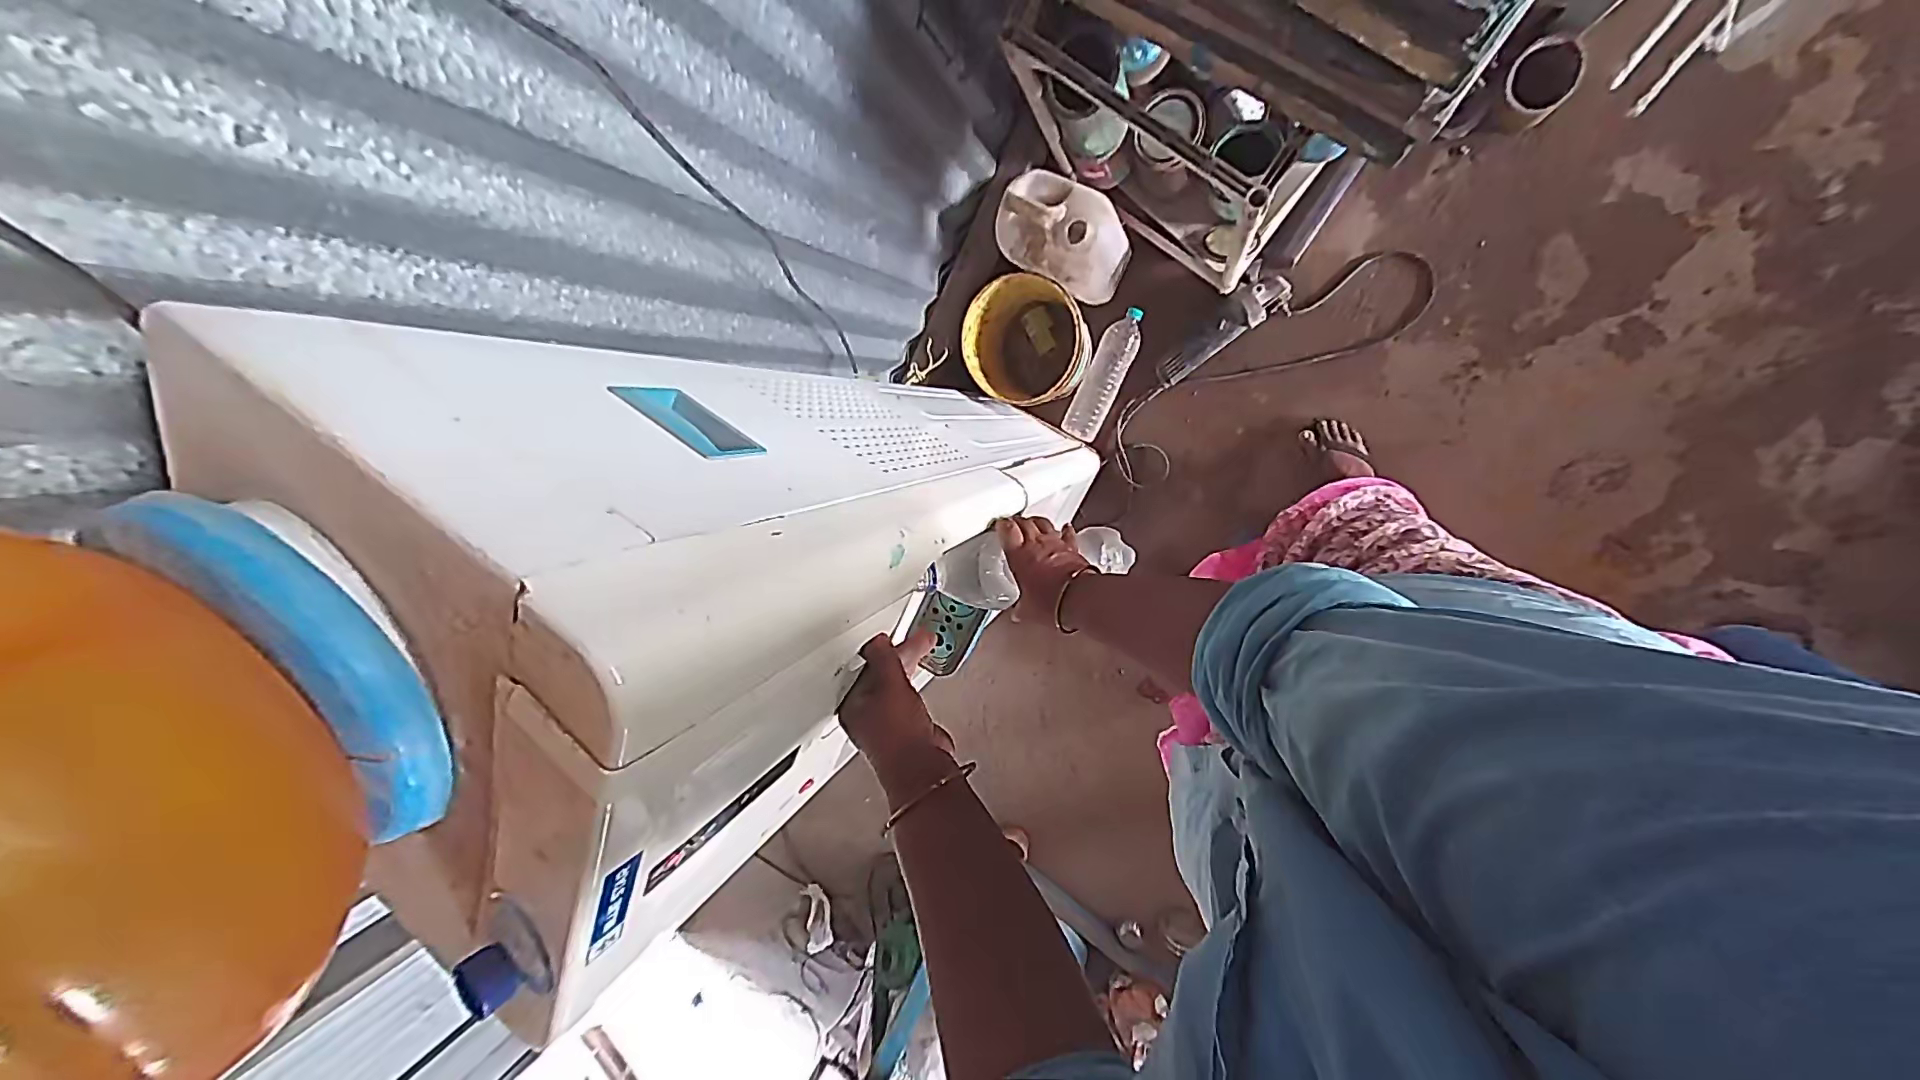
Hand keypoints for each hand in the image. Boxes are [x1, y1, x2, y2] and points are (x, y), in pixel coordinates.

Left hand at [839, 631, 954, 793]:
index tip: (892, 634)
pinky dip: (915, 683)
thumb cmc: (898, 735)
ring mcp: (886, 721)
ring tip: (922, 648)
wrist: (922, 766)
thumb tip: (878, 642)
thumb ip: (883, 659)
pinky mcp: (906, 727)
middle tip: (916, 639)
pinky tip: (920, 678)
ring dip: (908, 665)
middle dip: (898, 654)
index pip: (862, 666)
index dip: (878, 648)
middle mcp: (865, 713)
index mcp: (851, 704)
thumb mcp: (889, 684)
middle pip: (880, 674)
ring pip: (894, 683)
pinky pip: (908, 696)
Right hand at [995, 516, 1091, 627]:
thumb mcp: (1027, 608)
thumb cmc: (1050, 600)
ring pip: (1044, 523)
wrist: (1078, 598)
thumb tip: (1018, 614)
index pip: (1007, 530)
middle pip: (1025, 522)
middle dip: (1018, 521)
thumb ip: (1021, 608)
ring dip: (1037, 522)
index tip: (999, 525)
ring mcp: (1056, 544)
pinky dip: (1064, 531)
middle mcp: (1037, 545)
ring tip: (1033, 523)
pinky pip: (1067, 534)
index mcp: (1019, 555)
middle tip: (1013, 524)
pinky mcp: (1073, 548)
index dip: (1002, 525)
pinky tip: (1065, 529)